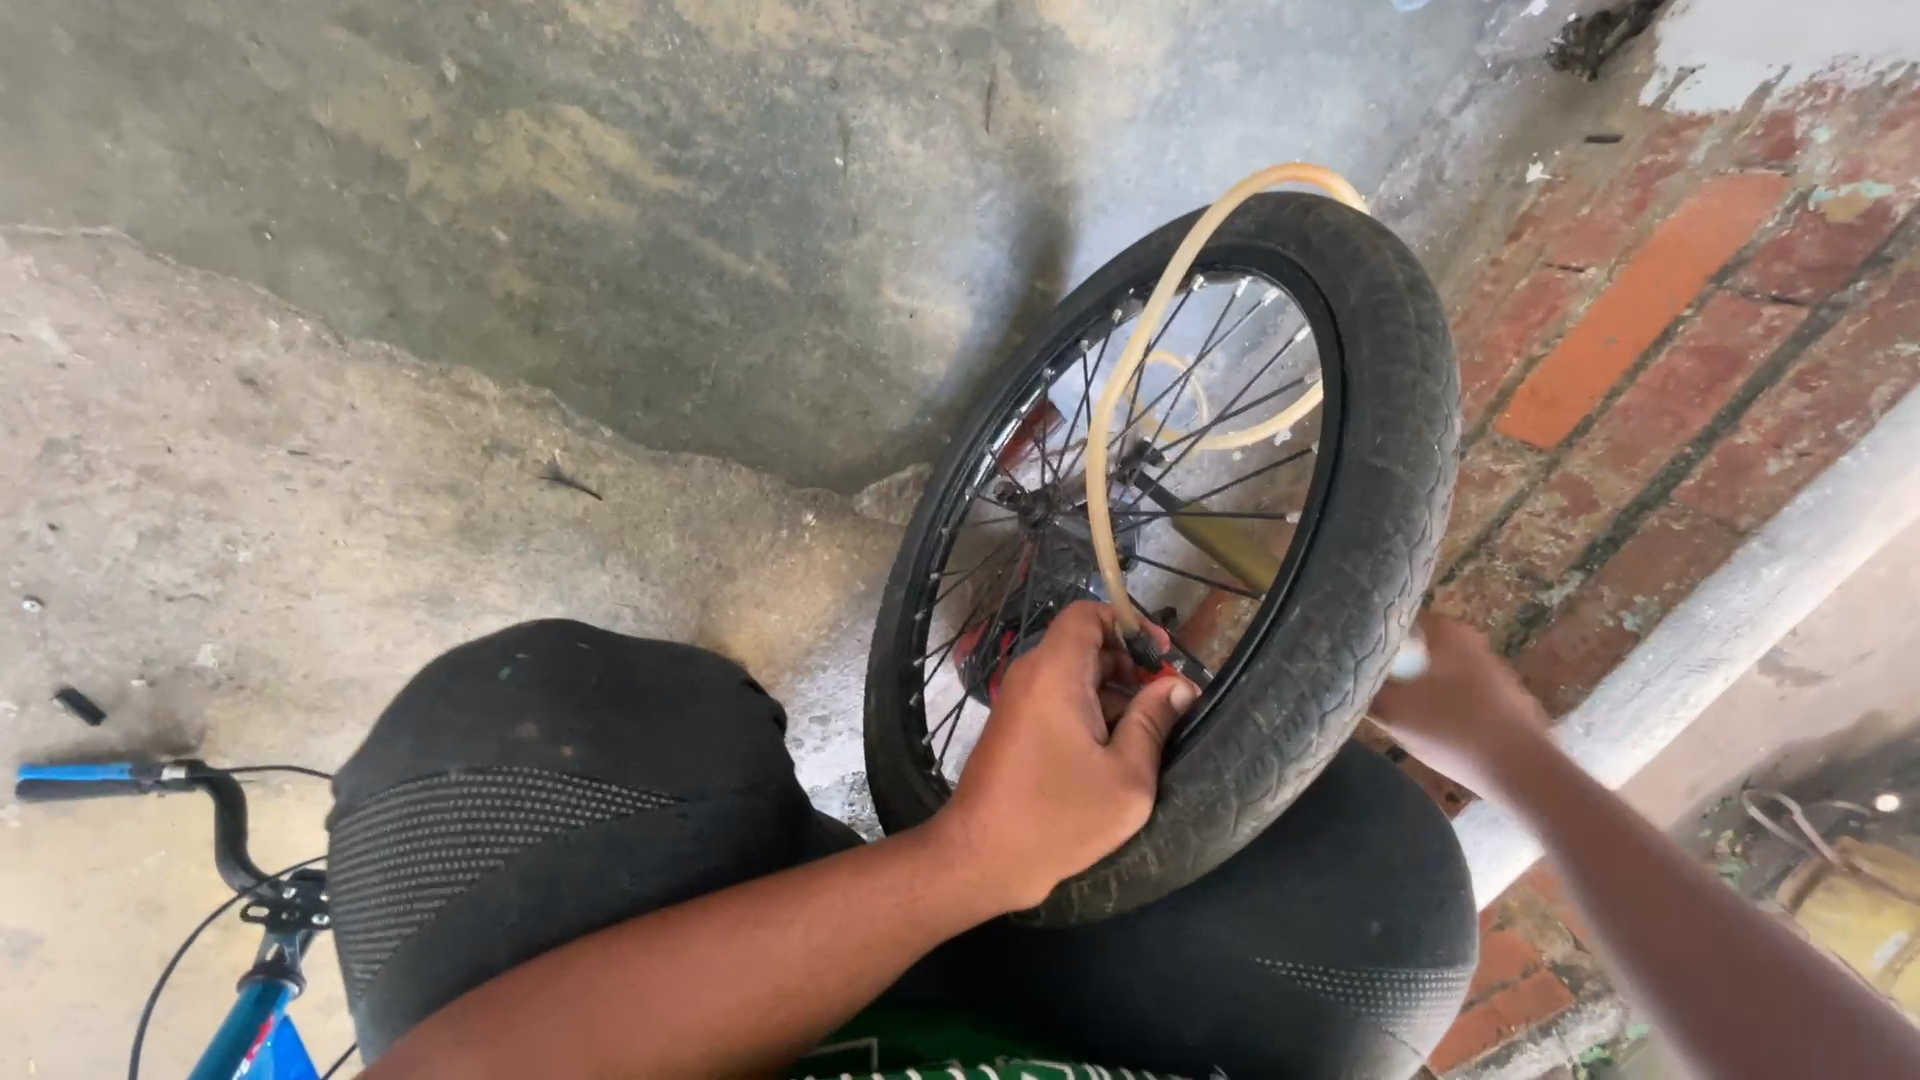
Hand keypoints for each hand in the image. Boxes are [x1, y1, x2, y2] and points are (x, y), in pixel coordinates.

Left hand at [929, 601, 1197, 911]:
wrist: (982, 856)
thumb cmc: (1057, 816)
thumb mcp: (1125, 776)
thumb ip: (1153, 723)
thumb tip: (1179, 686)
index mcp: (1055, 672)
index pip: (1087, 614)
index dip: (1128, 624)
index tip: (1162, 658)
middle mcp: (1031, 675)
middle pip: (1085, 645)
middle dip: (1129, 666)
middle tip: (1165, 705)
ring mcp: (1018, 701)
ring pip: (1074, 676)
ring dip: (1112, 695)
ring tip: (1146, 737)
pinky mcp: (1015, 726)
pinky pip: (1057, 700)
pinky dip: (1088, 713)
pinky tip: (1112, 756)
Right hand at [1368, 614, 1553, 799]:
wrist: (1526, 774)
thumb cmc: (1454, 730)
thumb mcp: (1392, 712)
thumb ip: (1364, 690)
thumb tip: (1343, 677)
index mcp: (1446, 632)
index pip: (1394, 621)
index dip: (1370, 641)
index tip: (1352, 662)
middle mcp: (1471, 642)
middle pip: (1415, 647)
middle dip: (1392, 666)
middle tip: (1369, 688)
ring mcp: (1492, 671)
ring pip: (1436, 672)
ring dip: (1415, 688)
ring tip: (1396, 711)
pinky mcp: (1505, 700)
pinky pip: (1457, 694)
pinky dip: (1441, 705)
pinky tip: (1433, 730)